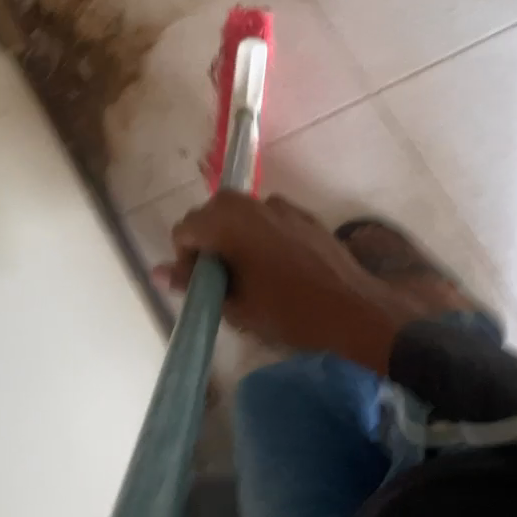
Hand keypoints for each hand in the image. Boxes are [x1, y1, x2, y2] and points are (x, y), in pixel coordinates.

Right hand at [160, 193, 425, 373]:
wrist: (360, 314)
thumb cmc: (290, 313)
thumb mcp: (235, 306)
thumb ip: (192, 283)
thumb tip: (156, 271)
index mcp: (224, 220)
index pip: (184, 230)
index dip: (187, 261)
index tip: (205, 288)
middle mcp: (247, 202)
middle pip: (209, 218)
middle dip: (210, 247)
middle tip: (225, 284)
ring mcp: (277, 205)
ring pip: (239, 219)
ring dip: (236, 241)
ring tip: (253, 278)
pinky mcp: (302, 215)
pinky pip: (267, 222)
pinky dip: (263, 239)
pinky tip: (281, 272)